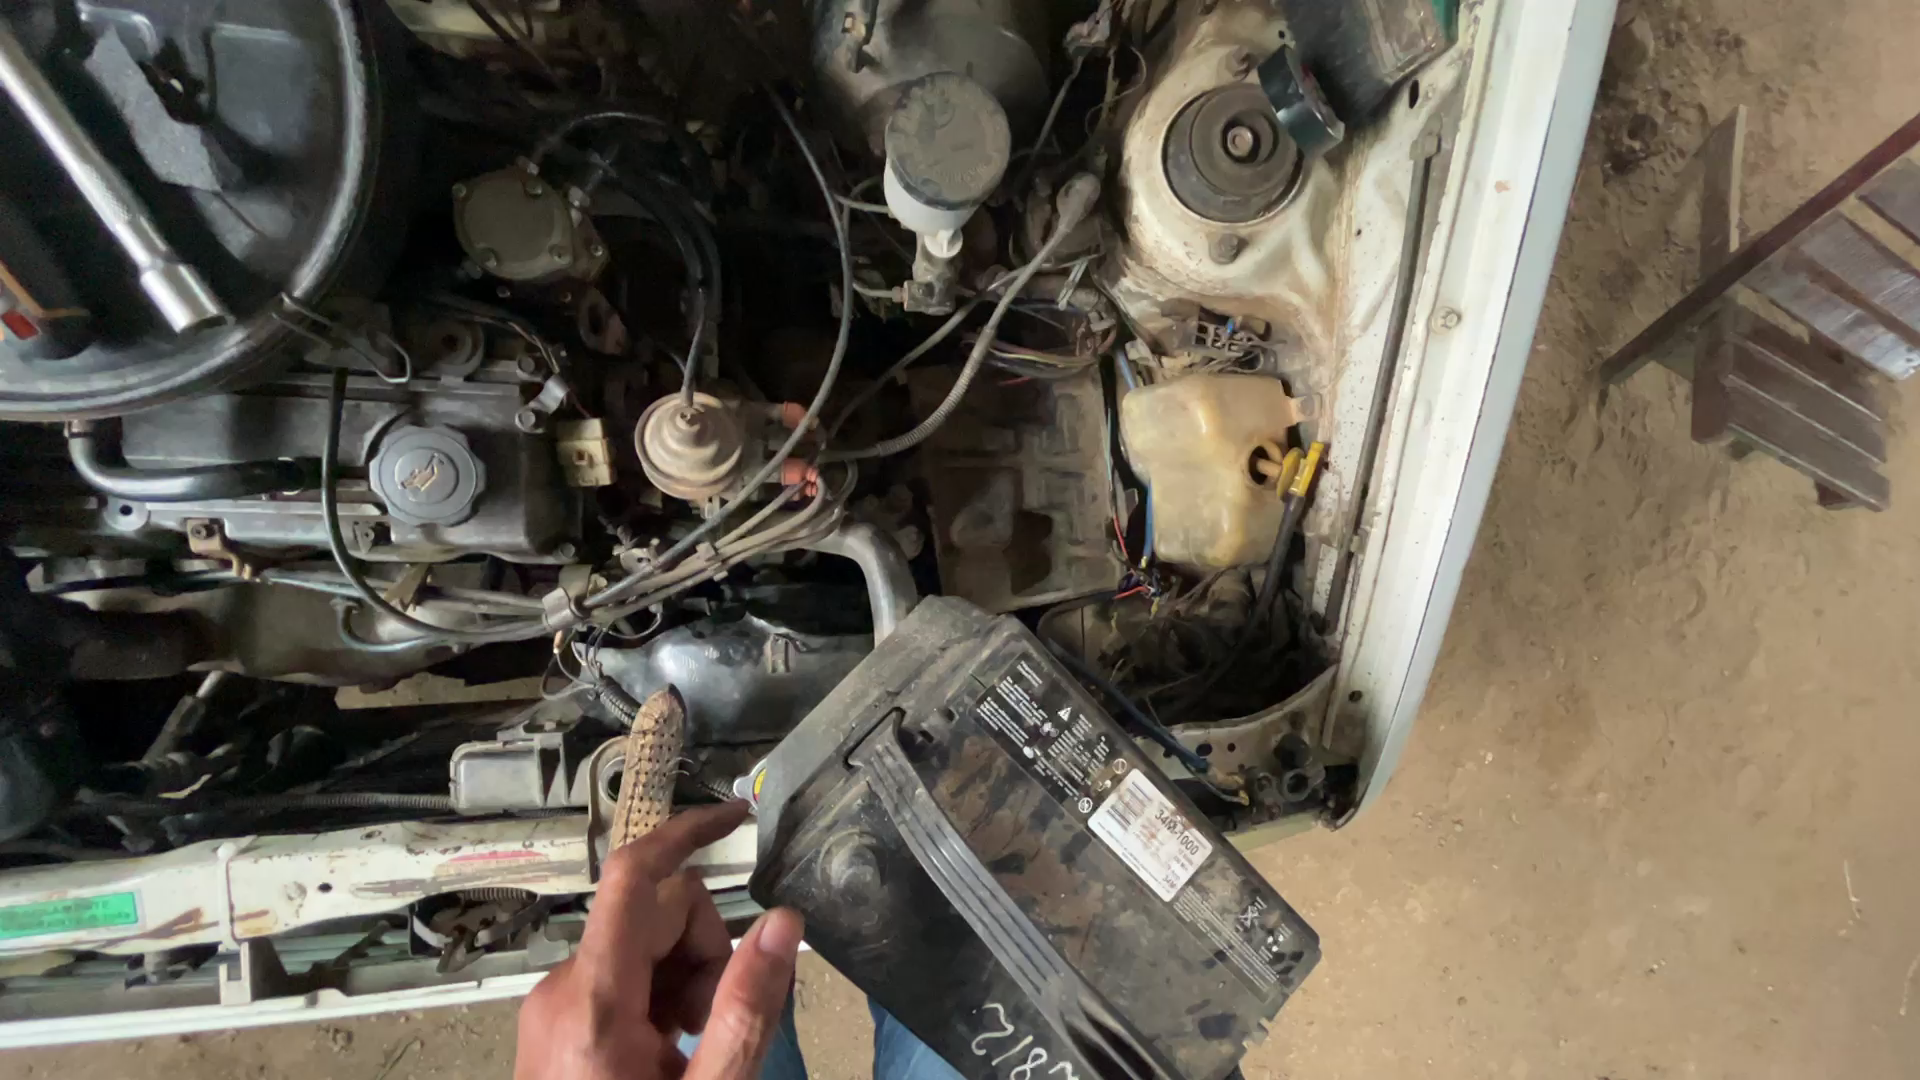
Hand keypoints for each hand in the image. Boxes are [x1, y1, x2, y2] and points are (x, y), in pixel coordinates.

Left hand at [515, 801, 804, 1079]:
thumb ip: (747, 1006)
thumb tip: (786, 915)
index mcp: (593, 999)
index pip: (635, 874)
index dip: (688, 831)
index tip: (740, 816)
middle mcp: (562, 984)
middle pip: (659, 908)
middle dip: (705, 945)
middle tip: (713, 1017)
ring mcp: (556, 1000)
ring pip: (649, 935)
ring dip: (688, 972)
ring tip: (690, 1041)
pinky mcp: (560, 1014)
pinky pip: (629, 966)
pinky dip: (663, 989)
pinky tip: (668, 1044)